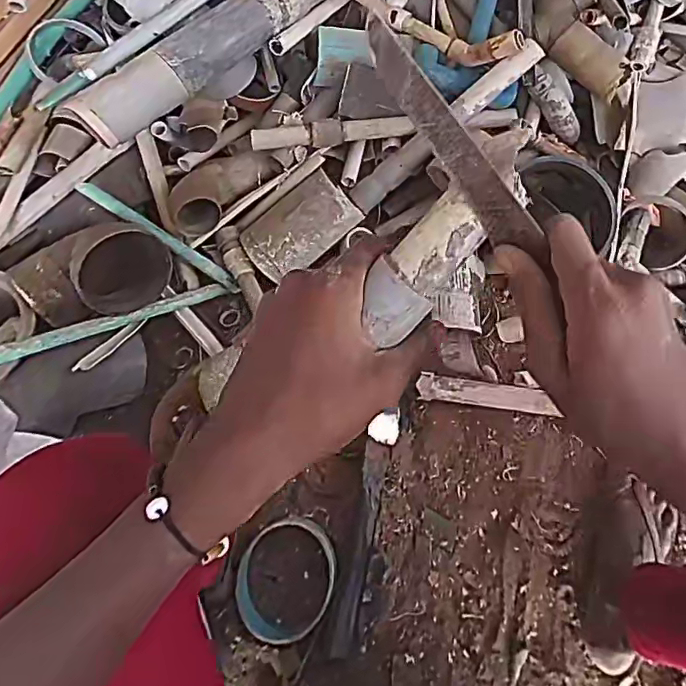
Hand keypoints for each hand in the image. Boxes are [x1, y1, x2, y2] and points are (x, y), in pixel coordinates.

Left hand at [165, 234, 440, 546]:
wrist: (252, 439)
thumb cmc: (307, 413)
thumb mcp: (381, 383)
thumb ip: (415, 350)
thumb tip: (433, 335)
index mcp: (331, 289)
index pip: (368, 246)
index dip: (392, 249)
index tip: (408, 261)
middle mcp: (299, 287)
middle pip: (345, 269)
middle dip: (371, 287)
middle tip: (393, 315)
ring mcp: (276, 302)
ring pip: (321, 289)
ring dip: (343, 305)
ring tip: (360, 343)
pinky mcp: (263, 321)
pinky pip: (300, 307)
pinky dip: (318, 319)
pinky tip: (328, 353)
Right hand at [494, 215, 685, 481]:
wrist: (676, 439)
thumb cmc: (614, 414)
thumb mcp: (550, 364)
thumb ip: (529, 302)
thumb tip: (511, 259)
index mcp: (597, 296)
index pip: (562, 229)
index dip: (537, 242)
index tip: (524, 265)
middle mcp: (630, 283)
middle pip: (576, 255)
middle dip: (557, 282)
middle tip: (551, 326)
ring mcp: (651, 290)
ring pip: (596, 272)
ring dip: (581, 297)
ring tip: (581, 343)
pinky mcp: (661, 300)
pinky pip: (617, 287)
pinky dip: (604, 306)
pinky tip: (603, 344)